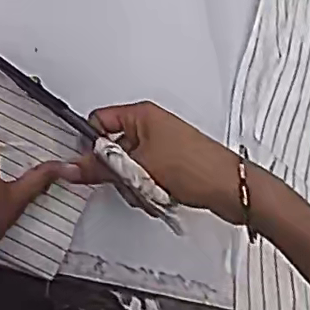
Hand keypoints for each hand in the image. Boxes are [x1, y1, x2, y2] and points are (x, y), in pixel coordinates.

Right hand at [77, 101, 244, 224]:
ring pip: (128, 165)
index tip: (91, 162)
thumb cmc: (198, 167)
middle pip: (112, 147)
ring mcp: (162, 145)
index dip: (91, 144)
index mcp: (141, 114)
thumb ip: (100, 168)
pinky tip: (159, 195)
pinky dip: (146, 188)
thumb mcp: (139, 168)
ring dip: (133, 183)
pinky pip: (144, 175)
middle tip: (126, 179)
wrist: (235, 190)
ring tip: (148, 190)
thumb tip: (73, 167)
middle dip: (117, 169)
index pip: (98, 121)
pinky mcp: (170, 164)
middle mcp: (151, 125)